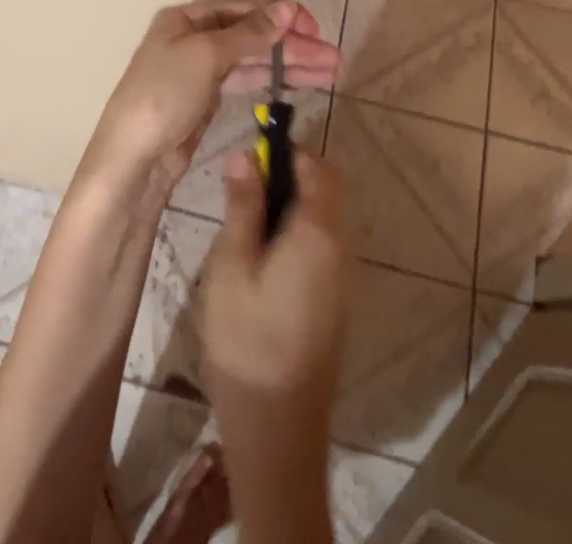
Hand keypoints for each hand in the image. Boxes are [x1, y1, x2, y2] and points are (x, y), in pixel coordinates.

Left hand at [82, 0, 339, 186]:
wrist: (134, 156)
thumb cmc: (164, 95)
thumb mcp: (206, 56)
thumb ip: (249, 33)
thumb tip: (288, 8)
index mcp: (186, 19)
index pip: (244, 10)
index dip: (282, 17)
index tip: (318, 30)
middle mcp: (192, 39)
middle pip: (252, 36)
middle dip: (294, 46)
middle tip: (336, 60)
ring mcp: (199, 71)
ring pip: (253, 62)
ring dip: (290, 66)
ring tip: (332, 74)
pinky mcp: (205, 101)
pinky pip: (245, 83)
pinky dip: (272, 82)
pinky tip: (299, 84)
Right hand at [201, 146, 345, 420]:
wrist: (277, 421)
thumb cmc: (247, 337)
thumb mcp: (231, 265)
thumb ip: (242, 207)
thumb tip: (245, 155)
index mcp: (318, 234)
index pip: (318, 168)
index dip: (286, 150)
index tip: (247, 154)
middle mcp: (340, 250)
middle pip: (324, 192)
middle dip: (285, 177)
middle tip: (236, 192)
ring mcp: (340, 279)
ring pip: (320, 221)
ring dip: (285, 208)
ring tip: (238, 226)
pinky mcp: (331, 302)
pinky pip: (317, 248)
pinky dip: (291, 236)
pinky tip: (255, 261)